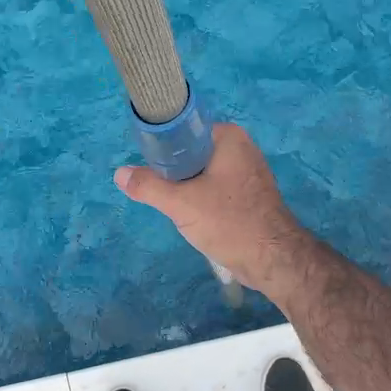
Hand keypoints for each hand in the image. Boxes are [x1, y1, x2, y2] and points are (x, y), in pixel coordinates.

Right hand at [114, 123, 315, 298]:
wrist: (271, 258)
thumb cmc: (228, 222)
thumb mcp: (180, 203)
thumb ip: (148, 186)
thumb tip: (119, 173)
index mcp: (227, 137)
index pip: (184, 131)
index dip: (162, 148)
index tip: (148, 169)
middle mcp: (240, 148)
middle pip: (190, 154)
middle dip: (173, 174)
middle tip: (162, 194)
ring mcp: (246, 173)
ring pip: (201, 174)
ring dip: (185, 190)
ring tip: (177, 208)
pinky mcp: (248, 196)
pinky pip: (214, 190)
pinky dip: (200, 201)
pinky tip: (194, 219)